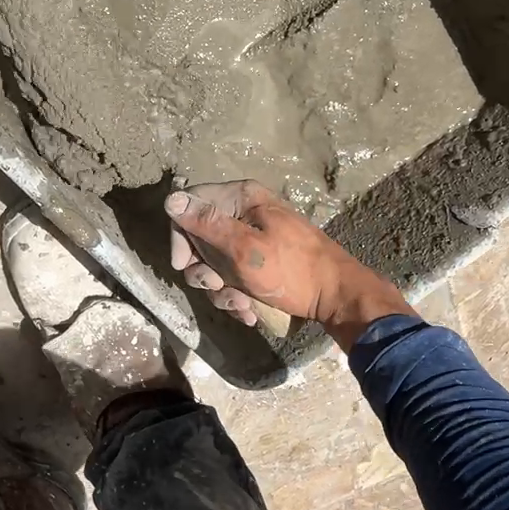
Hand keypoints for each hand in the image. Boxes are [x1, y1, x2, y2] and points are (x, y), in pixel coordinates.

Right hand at [165, 181, 415, 350]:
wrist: (337, 299)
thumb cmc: (292, 271)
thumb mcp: (244, 249)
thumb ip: (207, 224)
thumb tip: (171, 199)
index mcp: (241, 199)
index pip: (190, 205)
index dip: (181, 237)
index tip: (183, 264)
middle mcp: (243, 213)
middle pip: (199, 240)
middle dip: (204, 272)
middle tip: (218, 286)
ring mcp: (251, 239)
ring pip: (213, 265)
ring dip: (221, 291)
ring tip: (241, 305)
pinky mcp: (258, 262)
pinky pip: (231, 278)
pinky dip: (235, 297)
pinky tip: (249, 311)